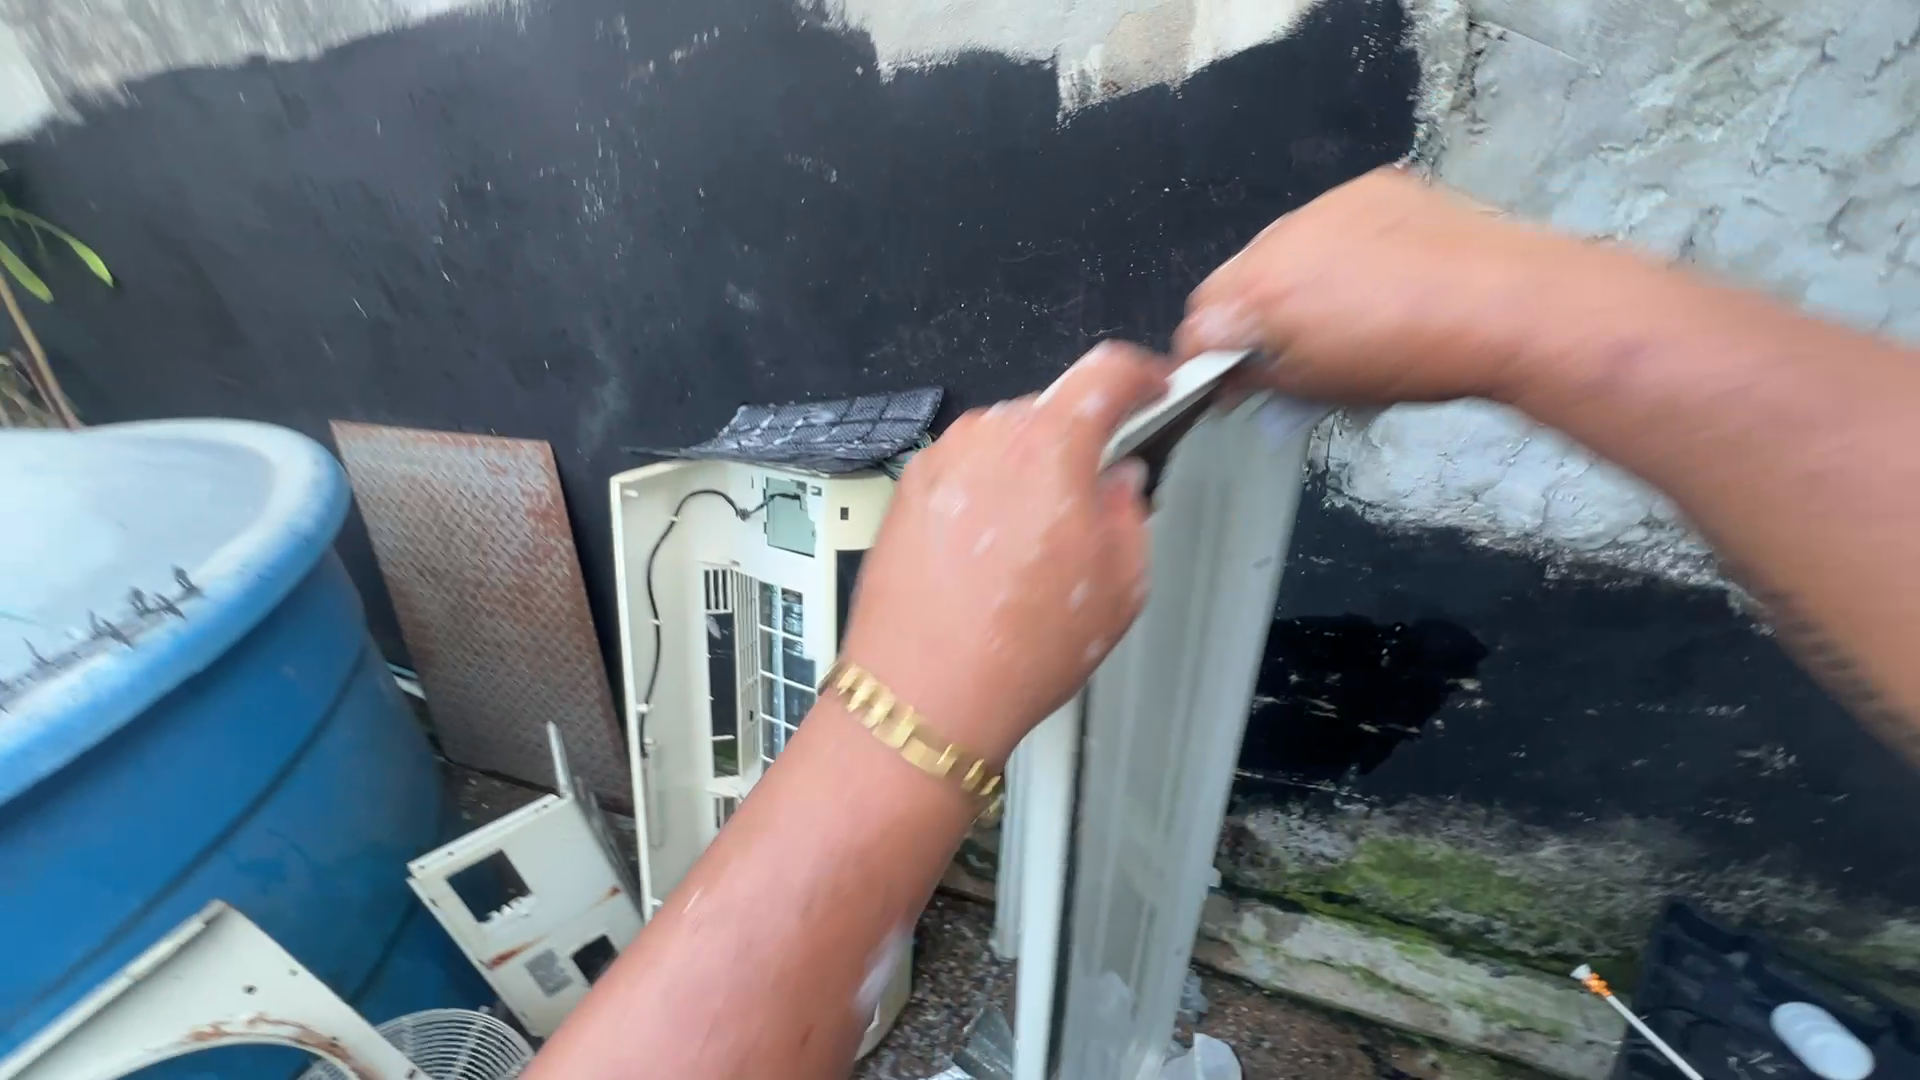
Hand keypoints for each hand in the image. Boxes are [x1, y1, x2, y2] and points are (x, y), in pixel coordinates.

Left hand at [839, 342, 1168, 763]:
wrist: (921, 694)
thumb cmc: (1020, 647)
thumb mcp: (1120, 584)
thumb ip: (1129, 511)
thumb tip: (1119, 482)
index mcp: (1047, 447)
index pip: (1105, 373)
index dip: (1141, 376)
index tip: (1152, 389)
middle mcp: (985, 438)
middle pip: (1051, 410)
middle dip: (1080, 444)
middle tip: (1092, 501)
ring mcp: (939, 462)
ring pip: (1004, 442)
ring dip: (1030, 472)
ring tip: (1033, 546)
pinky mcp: (907, 491)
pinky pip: (966, 471)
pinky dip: (989, 493)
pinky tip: (990, 553)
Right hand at [1173, 166, 1636, 403]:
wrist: (1508, 306)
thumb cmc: (1412, 358)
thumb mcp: (1316, 388)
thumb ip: (1256, 377)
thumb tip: (1232, 378)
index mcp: (1259, 298)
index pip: (1196, 327)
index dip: (1201, 359)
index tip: (1219, 377)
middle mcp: (1278, 243)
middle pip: (1224, 283)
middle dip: (1236, 318)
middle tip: (1269, 347)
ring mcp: (1323, 209)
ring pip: (1268, 249)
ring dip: (1276, 281)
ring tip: (1323, 310)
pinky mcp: (1367, 189)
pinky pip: (1319, 223)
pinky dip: (1322, 251)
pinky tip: (1361, 276)